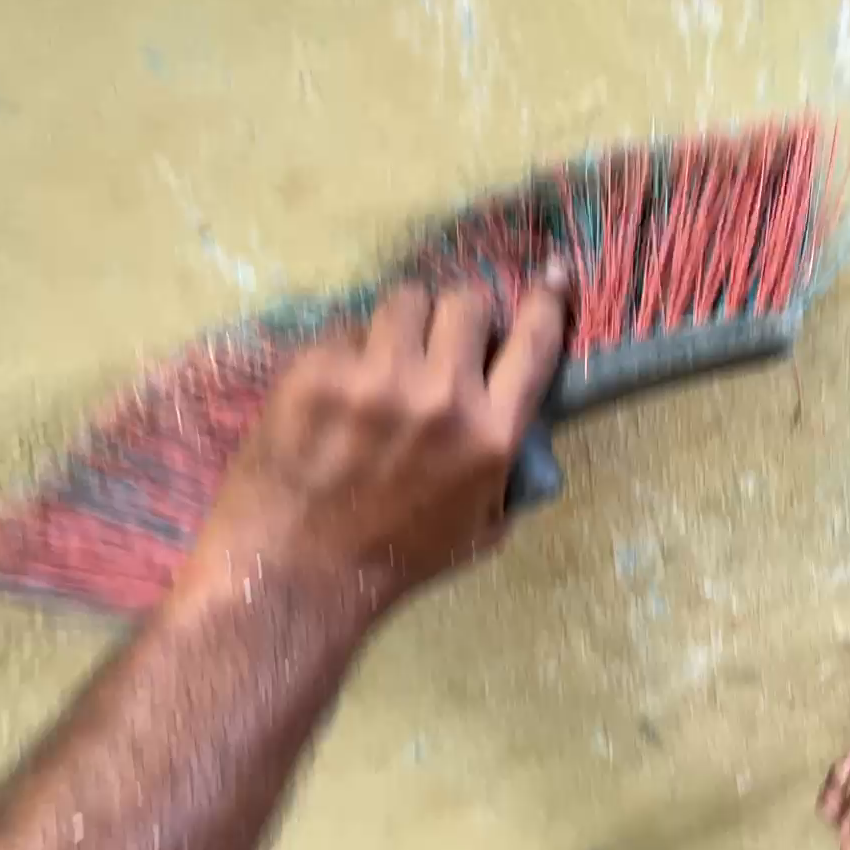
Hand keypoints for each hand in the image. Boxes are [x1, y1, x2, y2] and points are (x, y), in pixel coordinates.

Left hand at [179, 264, 568, 626]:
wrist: (296, 574)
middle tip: (442, 341)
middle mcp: (445, 396)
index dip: (548, 299)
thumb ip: (511, 470)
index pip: (535, 341)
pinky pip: (347, 329)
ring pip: (406, 299)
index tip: (553, 275)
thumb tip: (521, 427)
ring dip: (405, 323)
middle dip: (460, 315)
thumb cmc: (400, 557)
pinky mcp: (318, 372)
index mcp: (493, 434)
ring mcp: (378, 379)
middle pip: (467, 302)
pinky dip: (351, 351)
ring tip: (388, 356)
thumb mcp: (485, 526)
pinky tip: (338, 388)